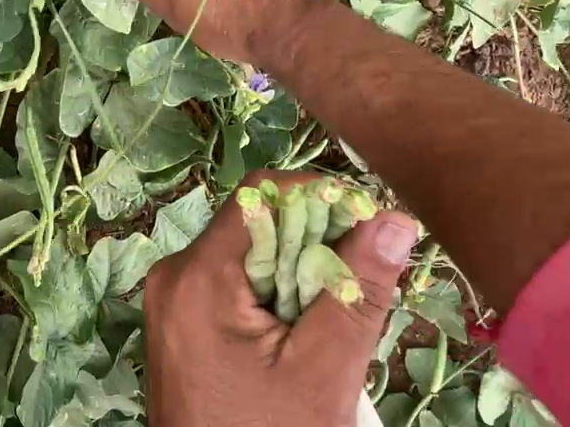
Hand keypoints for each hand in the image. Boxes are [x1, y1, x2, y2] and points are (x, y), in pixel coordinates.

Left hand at [143, 171, 419, 426]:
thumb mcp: (321, 374)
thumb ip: (356, 293)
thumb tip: (395, 222)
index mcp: (196, 276)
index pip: (259, 197)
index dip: (317, 196)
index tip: (369, 219)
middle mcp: (175, 274)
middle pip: (253, 225)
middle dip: (314, 238)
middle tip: (367, 271)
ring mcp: (173, 299)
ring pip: (248, 254)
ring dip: (300, 268)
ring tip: (343, 304)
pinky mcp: (182, 322)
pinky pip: (234, 283)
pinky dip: (276, 292)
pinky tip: (309, 326)